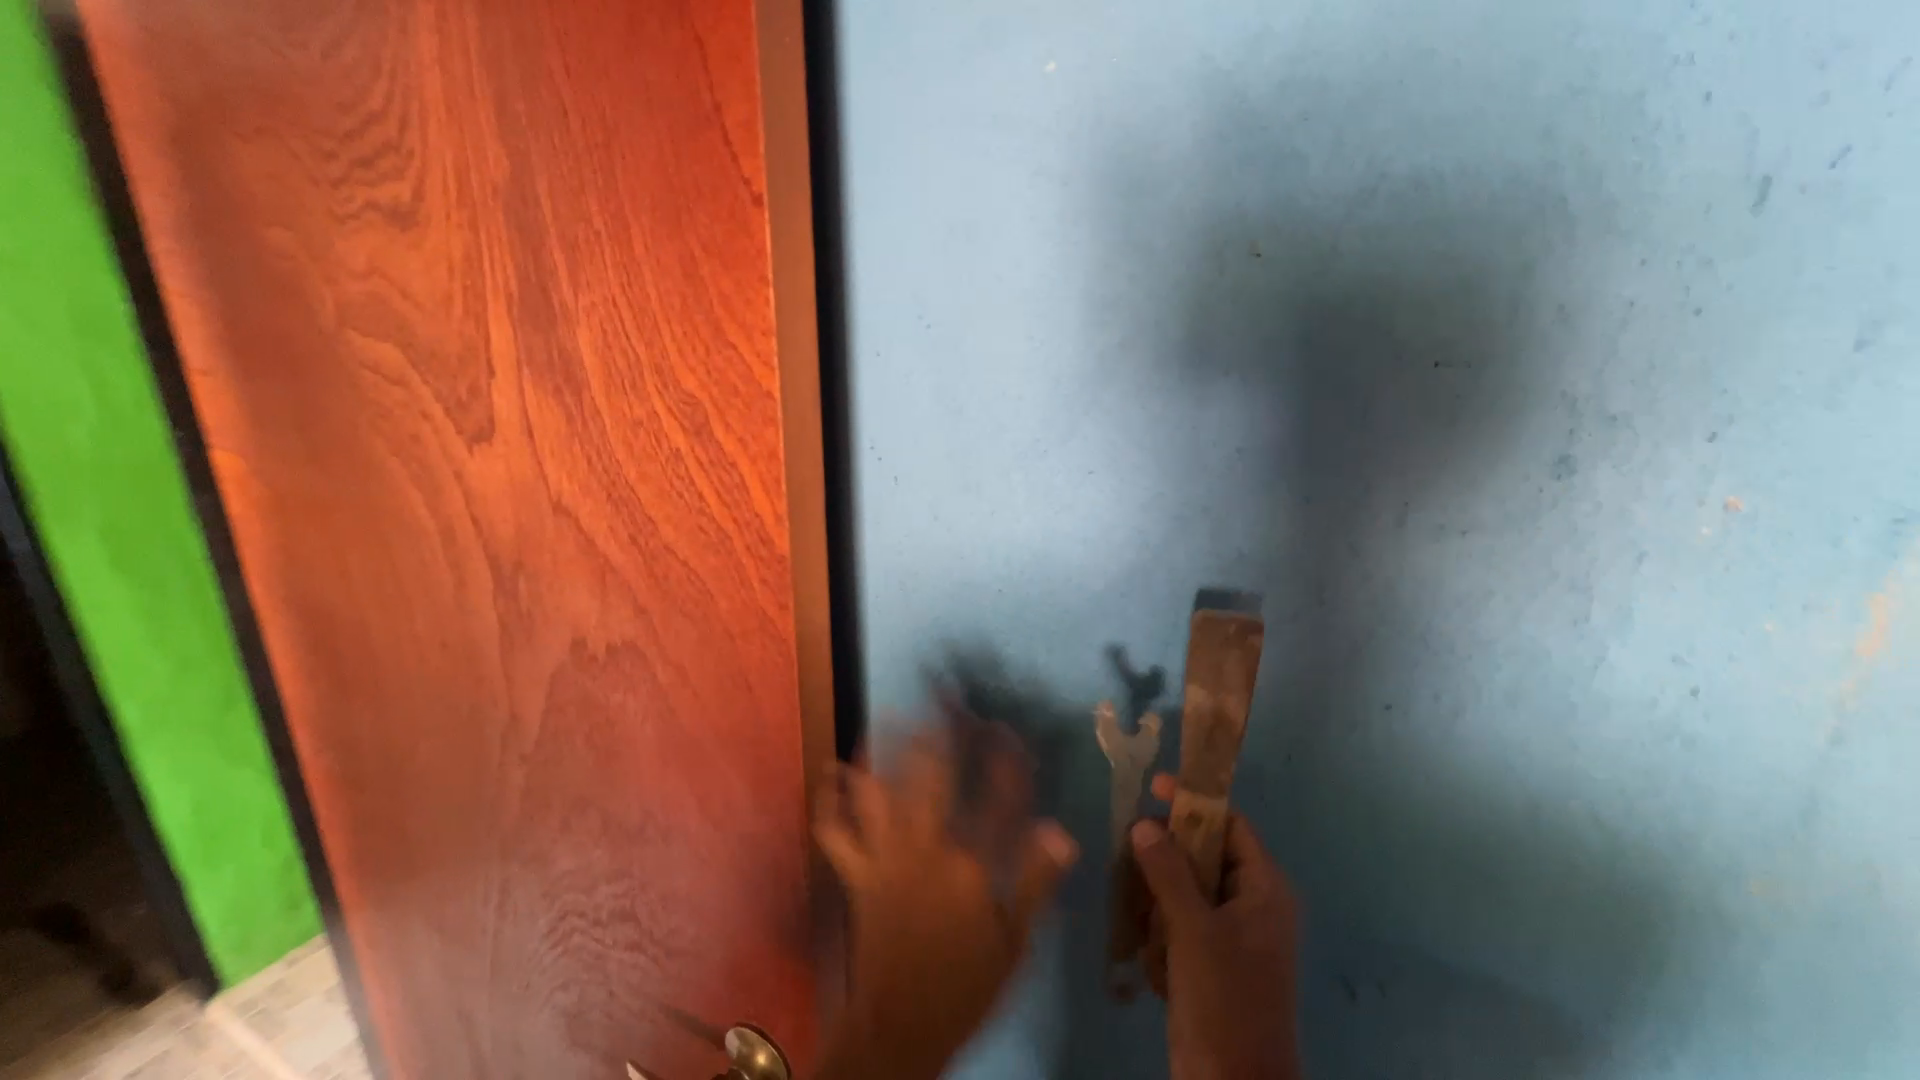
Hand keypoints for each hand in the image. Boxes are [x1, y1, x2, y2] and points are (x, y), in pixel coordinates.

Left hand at [812, 719, 1076, 1079]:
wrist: (898, 1029)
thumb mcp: (1014, 942)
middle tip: (940, 693)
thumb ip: (1037, 881)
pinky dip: (832, 801)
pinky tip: (832, 773)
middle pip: (931, 775)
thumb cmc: (964, 988)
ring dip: (881, 750)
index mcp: (969, 865)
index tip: (1006, 728)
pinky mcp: (856, 874)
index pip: (994, 797)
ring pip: (879, 791)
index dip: (1003, 758)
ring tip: (887, 715)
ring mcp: (884, 858)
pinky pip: (836, 831)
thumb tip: (1060, 829)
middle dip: (936, 729)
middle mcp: (923, 849)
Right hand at [1133, 774, 1302, 1079]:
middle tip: (1136, 875)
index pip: (1230, 824)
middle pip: (1201, 856)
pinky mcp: (1211, 960)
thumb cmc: (1224, 998)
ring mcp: (1231, 934)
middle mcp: (1251, 903)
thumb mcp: (1193, 928)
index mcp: (1265, 888)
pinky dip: (1163, 940)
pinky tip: (1162, 970)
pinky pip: (1178, 925)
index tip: (1154, 788)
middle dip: (1166, 868)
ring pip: (1182, 891)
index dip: (1194, 803)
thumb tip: (1143, 823)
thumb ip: (1167, 871)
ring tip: (1157, 940)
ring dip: (1160, 911)